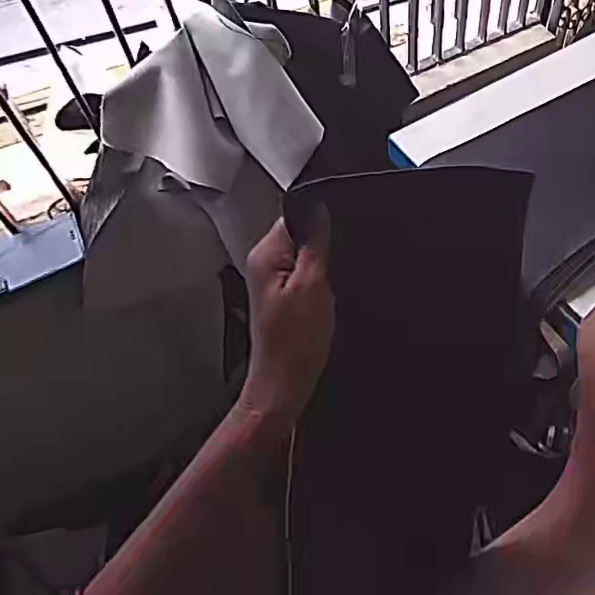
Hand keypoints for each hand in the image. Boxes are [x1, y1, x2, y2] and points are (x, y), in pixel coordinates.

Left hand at [237, 211, 333, 424]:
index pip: (294, 215)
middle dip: (322, 246)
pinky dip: (318, 279)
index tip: (331, 243)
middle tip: (327, 274)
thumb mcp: (314, 285)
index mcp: (266, 255)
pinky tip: (321, 298)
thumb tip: (319, 209)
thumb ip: (316, 243)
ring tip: (322, 290)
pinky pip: (304, 270)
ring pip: (304, 252)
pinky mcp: (281, 293)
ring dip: (320, 264)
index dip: (319, 223)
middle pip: (300, 232)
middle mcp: (263, 263)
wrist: (284, 385)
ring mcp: (271, 278)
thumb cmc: (294, 344)